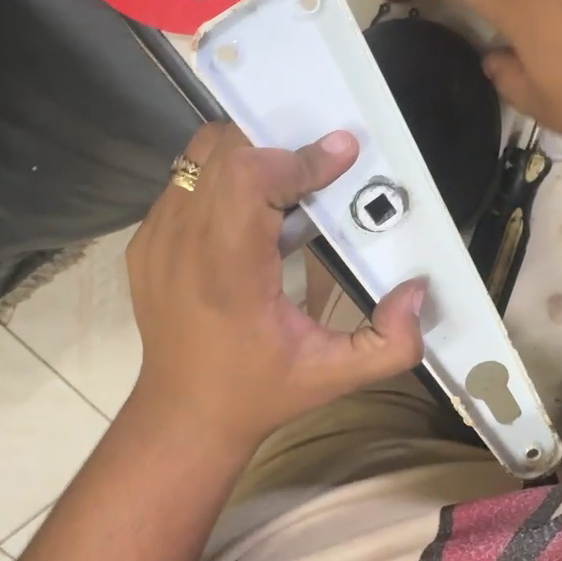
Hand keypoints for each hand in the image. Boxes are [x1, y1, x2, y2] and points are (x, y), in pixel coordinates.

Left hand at [124, 123, 426, 449]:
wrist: (184, 415)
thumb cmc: (259, 393)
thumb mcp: (333, 377)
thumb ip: (390, 342)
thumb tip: (415, 290)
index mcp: (226, 274)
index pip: (248, 178)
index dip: (298, 158)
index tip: (341, 155)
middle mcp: (181, 245)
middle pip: (222, 152)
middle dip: (274, 145)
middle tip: (317, 166)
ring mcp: (156, 239)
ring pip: (200, 158)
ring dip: (247, 157)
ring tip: (286, 184)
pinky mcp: (146, 241)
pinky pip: (185, 183)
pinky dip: (222, 180)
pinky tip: (252, 215)